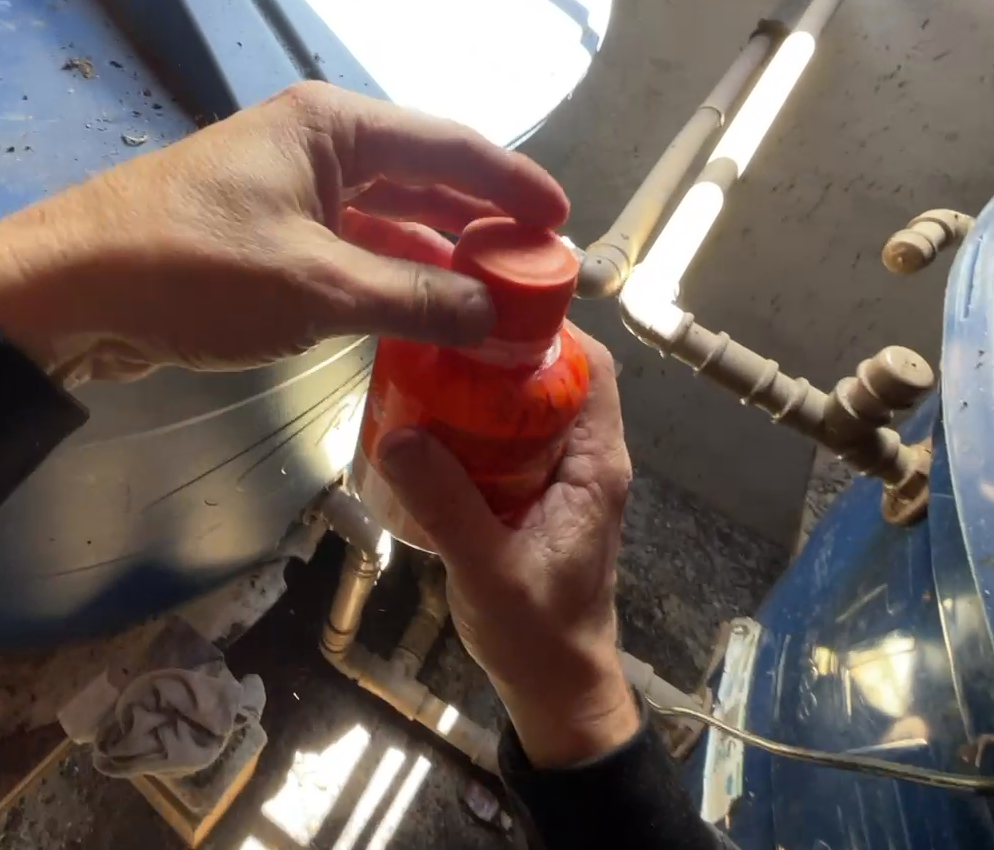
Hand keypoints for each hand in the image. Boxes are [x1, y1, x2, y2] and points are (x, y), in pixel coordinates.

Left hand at [0, 82, 567, 382]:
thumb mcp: (314, 286)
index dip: (512, 182)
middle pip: (424, 181)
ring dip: (439, 258)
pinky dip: (392, 280)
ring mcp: (293, 193)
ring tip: (493, 295)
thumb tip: (496, 315)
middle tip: (536, 268)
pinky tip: (425, 311)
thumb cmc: (192, 270)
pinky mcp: (272, 237)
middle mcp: (320, 148)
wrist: (67, 292)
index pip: (450, 147)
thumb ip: (412, 300)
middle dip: (480, 224)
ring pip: (390, 222)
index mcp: (334, 128)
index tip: (561, 219)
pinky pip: (354, 252)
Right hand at [374, 327, 639, 767]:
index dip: (551, 329)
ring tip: (428, 366)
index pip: (592, 369)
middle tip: (442, 333)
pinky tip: (428, 422)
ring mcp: (560, 476)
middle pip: (556, 377)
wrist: (554, 687)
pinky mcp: (533, 494)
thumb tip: (397, 434)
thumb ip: (446, 505)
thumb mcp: (490, 569)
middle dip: (503, 351)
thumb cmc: (538, 635)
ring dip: (484, 386)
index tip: (490, 306)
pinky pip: (507, 440)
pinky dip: (473, 423)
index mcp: (597, 464)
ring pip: (528, 407)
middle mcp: (585, 458)